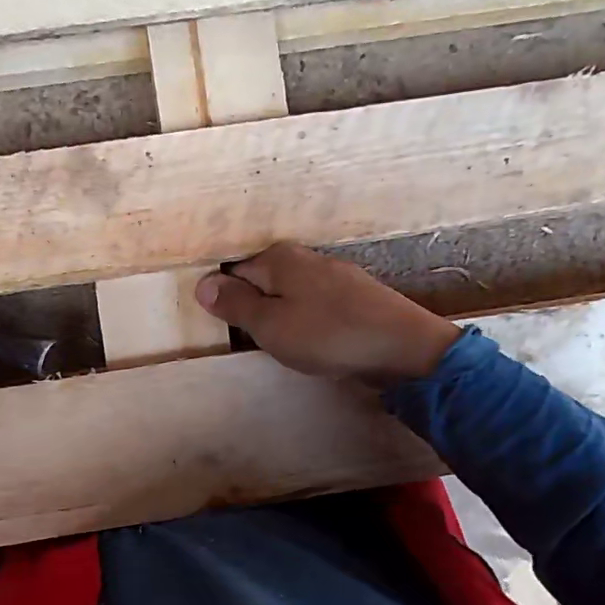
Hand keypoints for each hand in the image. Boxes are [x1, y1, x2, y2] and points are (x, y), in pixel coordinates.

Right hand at [195, 243, 460, 385]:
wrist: (402, 346)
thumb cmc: (327, 335)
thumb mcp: (270, 325)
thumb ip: (236, 303)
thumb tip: (203, 283)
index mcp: (278, 258)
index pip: (234, 273)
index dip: (227, 302)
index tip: (232, 331)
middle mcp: (305, 257)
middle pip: (263, 282)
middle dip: (256, 309)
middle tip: (258, 342)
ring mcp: (333, 274)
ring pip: (290, 295)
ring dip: (283, 318)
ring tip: (287, 346)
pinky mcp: (354, 296)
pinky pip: (315, 305)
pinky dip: (308, 322)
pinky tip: (316, 342)